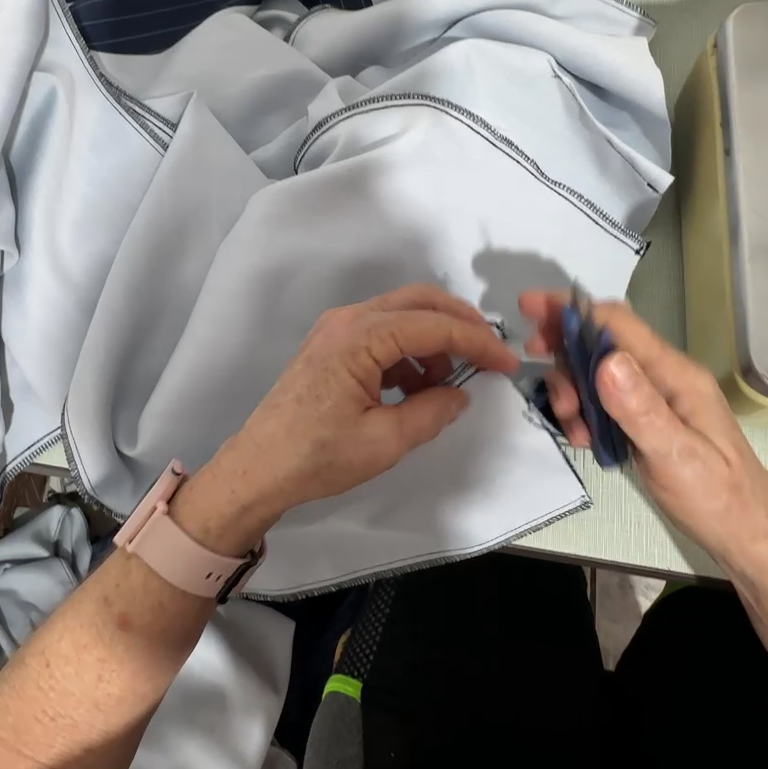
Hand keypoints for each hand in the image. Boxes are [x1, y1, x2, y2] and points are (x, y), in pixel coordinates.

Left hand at [173, 284, 518, 553]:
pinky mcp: (331, 345)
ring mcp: (335, 329)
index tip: (508, 362)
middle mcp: (347, 320)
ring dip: (433, 339)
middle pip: (418, 301)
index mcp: (360, 337)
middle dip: (459, 323)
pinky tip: (416, 387)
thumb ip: (432, 412)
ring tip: (448, 383)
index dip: (477, 341)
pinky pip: (381, 332)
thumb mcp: (386, 441)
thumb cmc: (319, 456)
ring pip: (400, 314)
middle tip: (489, 354)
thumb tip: (461, 394)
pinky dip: (408, 351)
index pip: (433, 324)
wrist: (260, 467)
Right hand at [519, 292, 767, 571]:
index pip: (618, 323)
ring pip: (596, 371)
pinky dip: (582, 412)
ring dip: (571, 389)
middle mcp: (663, 376)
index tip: (529, 306)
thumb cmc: (718, 498)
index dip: (571, 309)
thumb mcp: (676, 455)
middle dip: (563, 349)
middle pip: (601, 342)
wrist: (747, 537)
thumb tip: (605, 360)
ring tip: (571, 426)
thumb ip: (639, 408)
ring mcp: (653, 397)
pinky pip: (601, 399)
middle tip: (532, 362)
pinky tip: (584, 439)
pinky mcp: (644, 418)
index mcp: (674, 374)